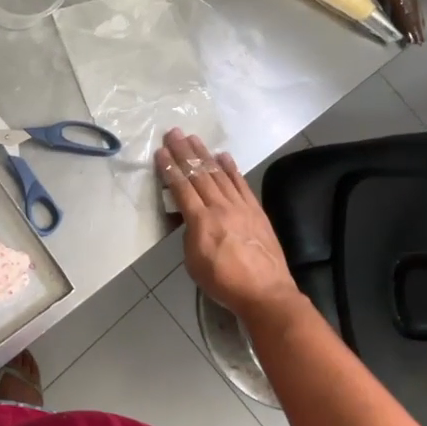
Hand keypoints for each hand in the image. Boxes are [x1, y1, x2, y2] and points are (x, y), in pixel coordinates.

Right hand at [156, 129, 300, 323]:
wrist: (265, 292)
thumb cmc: (224, 283)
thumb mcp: (194, 263)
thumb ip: (190, 235)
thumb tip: (192, 219)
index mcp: (200, 221)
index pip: (182, 188)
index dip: (170, 169)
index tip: (161, 152)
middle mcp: (220, 207)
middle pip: (199, 174)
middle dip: (184, 152)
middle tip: (174, 133)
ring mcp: (240, 206)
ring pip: (219, 174)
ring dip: (205, 154)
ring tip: (194, 138)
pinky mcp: (256, 210)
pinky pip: (241, 183)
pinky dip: (231, 168)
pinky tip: (224, 156)